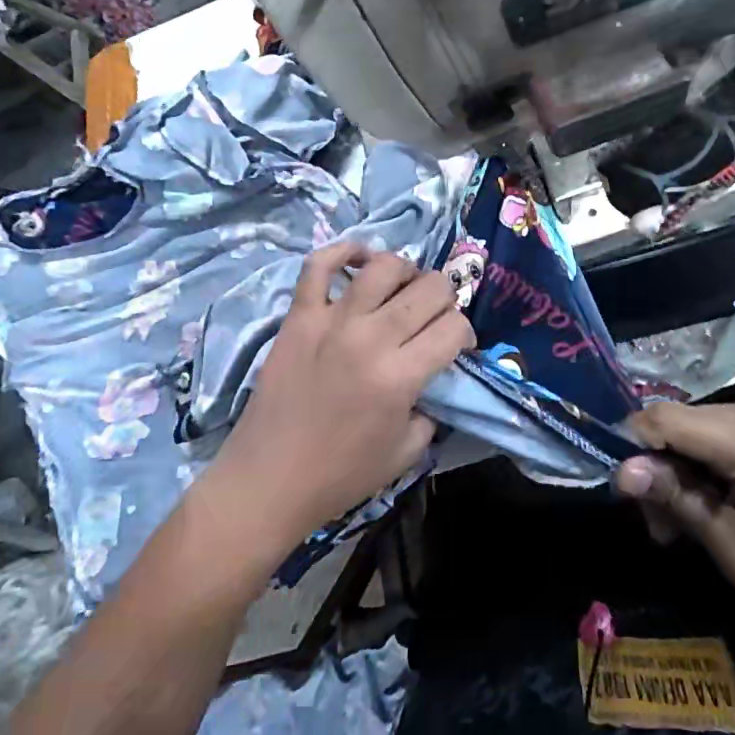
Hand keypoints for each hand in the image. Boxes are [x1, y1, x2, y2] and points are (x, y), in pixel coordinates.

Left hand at [207, 243, 472, 550]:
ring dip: (407, 271)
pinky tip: (360, 259)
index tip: (458, 346)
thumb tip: (436, 379)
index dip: (466, 334)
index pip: (454, 327)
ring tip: (405, 288)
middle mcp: (370, 339)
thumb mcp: (407, 451)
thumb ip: (432, 409)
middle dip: (446, 299)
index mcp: (401, 377)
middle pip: (429, 289)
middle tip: (436, 318)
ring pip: (383, 267)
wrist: (267, 482)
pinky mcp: (299, 318)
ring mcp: (331, 322)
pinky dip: (343, 252)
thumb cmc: (340, 474)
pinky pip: (318, 266)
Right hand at [615, 399, 734, 650]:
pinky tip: (706, 509)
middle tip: (658, 530)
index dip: (632, 449)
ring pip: (694, 430)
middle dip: (656, 470)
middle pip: (677, 423)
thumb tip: (621, 471)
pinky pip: (719, 436)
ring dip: (677, 474)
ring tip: (678, 530)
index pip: (663, 417)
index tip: (623, 496)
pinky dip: (702, 469)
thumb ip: (676, 499)